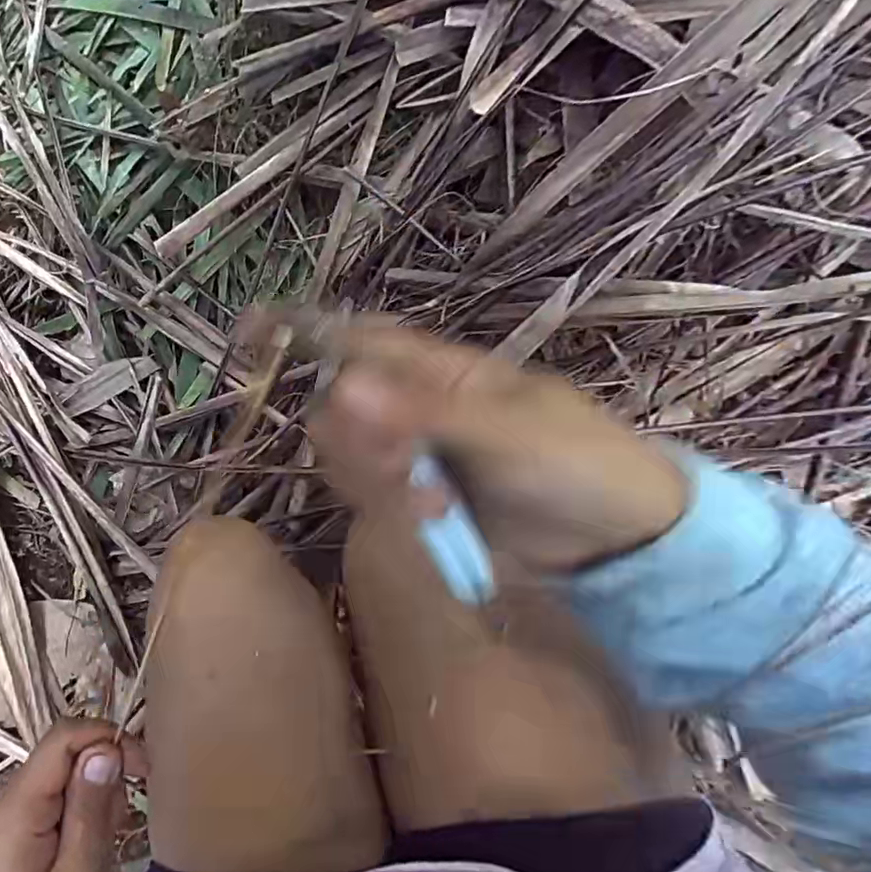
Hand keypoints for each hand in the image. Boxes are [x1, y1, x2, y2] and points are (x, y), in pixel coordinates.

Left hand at [0, 719, 147, 871]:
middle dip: (106, 763)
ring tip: (113, 832)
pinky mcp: (32, 821)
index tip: (143, 764)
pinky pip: (67, 791)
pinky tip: (100, 835)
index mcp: (18, 808)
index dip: (104, 737)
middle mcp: (13, 796)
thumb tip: (105, 748)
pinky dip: (92, 803)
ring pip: (70, 767)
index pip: (61, 740)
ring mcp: (21, 808)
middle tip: (134, 802)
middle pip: (66, 749)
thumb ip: (90, 811)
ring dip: (102, 788)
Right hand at [306, 325, 686, 571]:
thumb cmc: (581, 463)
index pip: (361, 339)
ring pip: (347, 457)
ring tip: (432, 503)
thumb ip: (421, 415)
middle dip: (354, 437)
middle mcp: (411, 410)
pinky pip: (368, 498)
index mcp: (439, 372)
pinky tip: (435, 517)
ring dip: (373, 479)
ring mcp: (408, 458)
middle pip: (341, 407)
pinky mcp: (410, 503)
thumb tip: (339, 387)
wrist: (621, 543)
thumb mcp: (509, 433)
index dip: (307, 329)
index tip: (249, 328)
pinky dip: (389, 508)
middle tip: (397, 466)